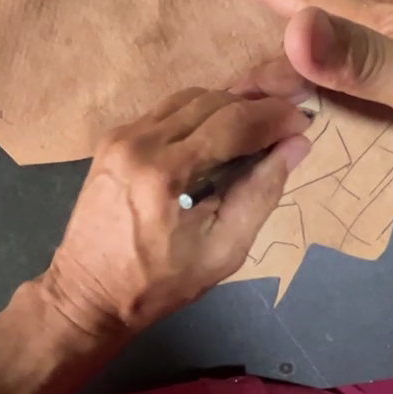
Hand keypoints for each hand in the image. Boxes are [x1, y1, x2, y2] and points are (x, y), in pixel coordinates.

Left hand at [40, 87, 313, 338]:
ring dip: (227, 108)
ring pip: (188, 100)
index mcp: (163, 171)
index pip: (232, 122)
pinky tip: (216, 139)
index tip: (304, 123)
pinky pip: (166, 113)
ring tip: (257, 131)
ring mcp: (120, 137)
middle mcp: (138, 141)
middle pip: (211, 101)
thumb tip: (296, 146)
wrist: (88, 294)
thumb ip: (261, 194)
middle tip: (287, 126)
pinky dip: (198, 117)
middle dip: (256, 108)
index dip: (274, 117)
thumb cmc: (157, 285)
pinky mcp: (113, 141)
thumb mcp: (222, 252)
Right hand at [232, 0, 392, 242]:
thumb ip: (357, 60)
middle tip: (264, 22)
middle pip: (345, 15)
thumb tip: (293, 31)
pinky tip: (385, 65)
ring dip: (338, 35)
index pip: (325, 3)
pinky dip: (374, 57)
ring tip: (313, 39)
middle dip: (300, 17)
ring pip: (376, 31)